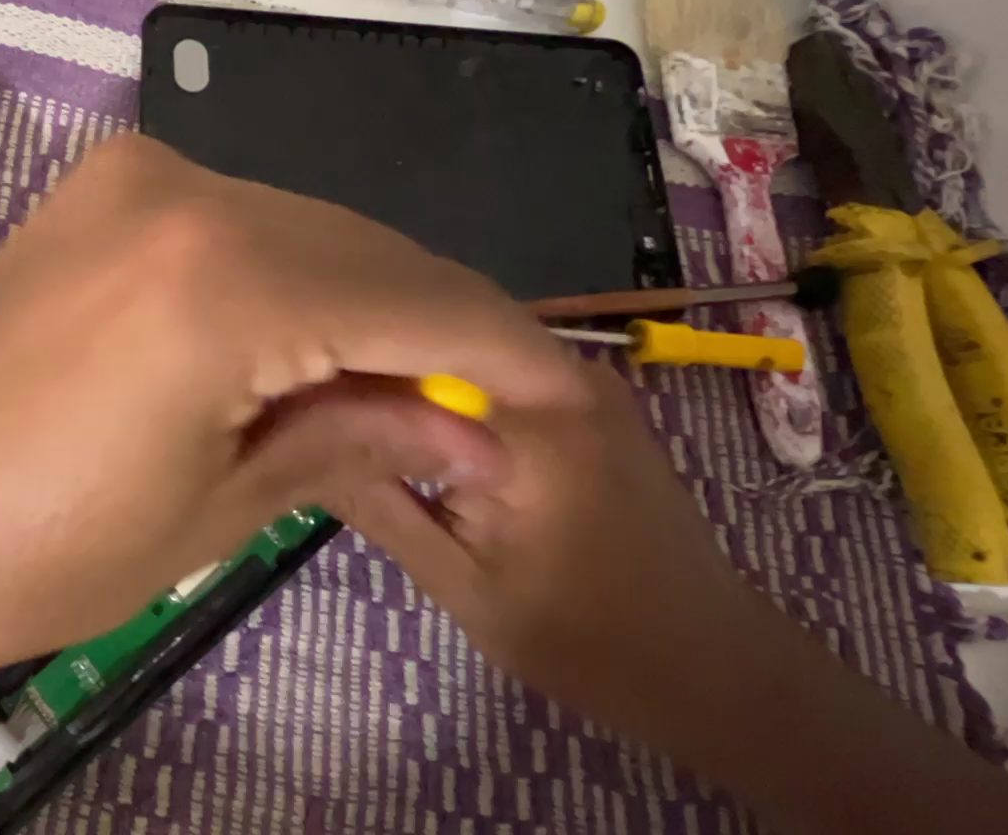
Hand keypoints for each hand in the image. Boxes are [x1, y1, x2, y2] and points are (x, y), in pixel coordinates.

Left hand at [0, 133, 586, 716]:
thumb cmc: (26, 551)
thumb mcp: (211, 510)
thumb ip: (349, 438)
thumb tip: (465, 423)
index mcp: (223, 275)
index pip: (416, 298)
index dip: (501, 354)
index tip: (560, 399)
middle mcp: (181, 192)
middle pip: (359, 248)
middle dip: (428, 328)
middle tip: (473, 410)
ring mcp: (122, 183)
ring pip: (294, 231)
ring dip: (353, 303)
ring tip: (389, 390)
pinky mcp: (84, 200)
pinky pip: (222, 229)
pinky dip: (277, 282)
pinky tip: (295, 344)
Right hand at [327, 362, 1007, 834]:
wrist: (719, 672)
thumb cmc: (585, 639)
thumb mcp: (458, 583)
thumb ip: (377, 502)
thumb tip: (290, 439)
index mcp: (531, 414)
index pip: (406, 343)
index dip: (341, 360)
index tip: (287, 387)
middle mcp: (563, 372)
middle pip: (432, 336)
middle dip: (366, 364)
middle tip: (300, 400)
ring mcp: (580, 379)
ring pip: (458, 349)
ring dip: (401, 375)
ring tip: (340, 409)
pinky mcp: (584, 397)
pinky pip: (489, 369)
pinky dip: (442, 389)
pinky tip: (404, 422)